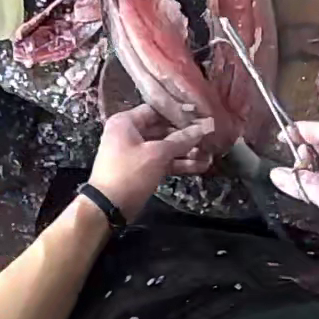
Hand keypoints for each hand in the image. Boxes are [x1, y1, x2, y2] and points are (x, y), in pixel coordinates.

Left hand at [88, 104, 214, 219]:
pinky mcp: (142, 170)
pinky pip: (163, 162)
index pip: (156, 110)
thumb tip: (204, 128)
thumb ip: (181, 140)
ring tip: (209, 153)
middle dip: (186, 135)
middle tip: (209, 136)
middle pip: (162, 129)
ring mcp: (136, 153)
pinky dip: (179, 164)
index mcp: (126, 122)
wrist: (108, 207)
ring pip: (165, 148)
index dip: (178, 113)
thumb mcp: (157, 154)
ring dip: (186, 151)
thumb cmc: (129, 173)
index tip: (199, 115)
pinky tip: (201, 166)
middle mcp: (130, 134)